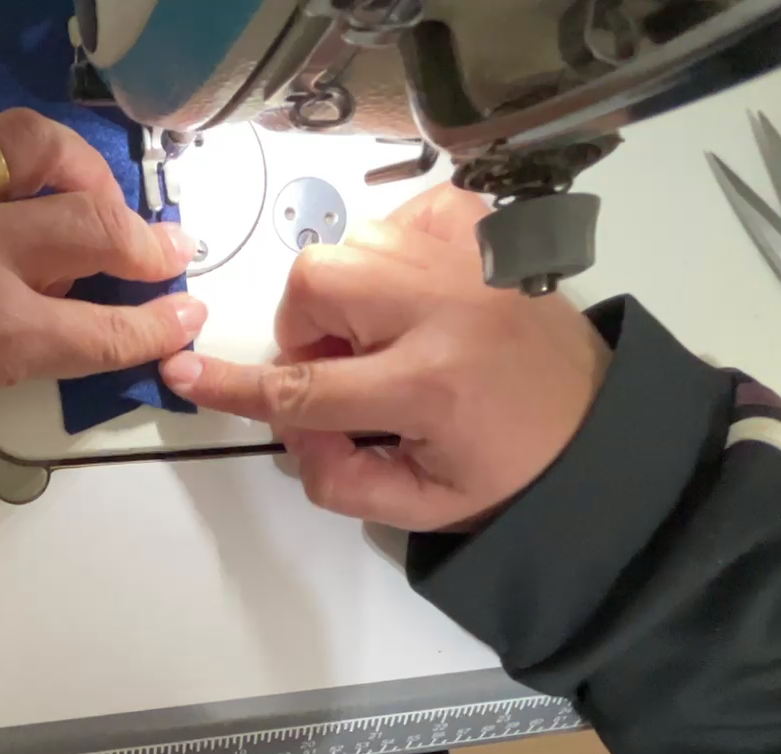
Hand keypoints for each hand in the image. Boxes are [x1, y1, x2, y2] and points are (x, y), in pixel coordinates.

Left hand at [0, 80, 203, 495]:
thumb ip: (19, 350)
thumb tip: (55, 311)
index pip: (108, 326)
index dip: (160, 324)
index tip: (188, 312)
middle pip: (91, 224)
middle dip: (148, 239)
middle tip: (165, 245)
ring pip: (26, 142)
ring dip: (74, 162)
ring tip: (82, 182)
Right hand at [159, 185, 610, 531]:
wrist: (598, 427)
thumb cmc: (502, 473)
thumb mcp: (415, 507)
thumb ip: (333, 477)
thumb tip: (291, 425)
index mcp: (430, 387)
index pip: (304, 388)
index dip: (235, 386)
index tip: (182, 372)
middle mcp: (446, 307)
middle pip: (315, 285)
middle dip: (302, 331)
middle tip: (337, 369)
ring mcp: (469, 255)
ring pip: (345, 246)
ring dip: (338, 299)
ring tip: (380, 338)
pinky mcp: (483, 225)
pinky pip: (391, 218)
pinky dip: (380, 259)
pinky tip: (409, 298)